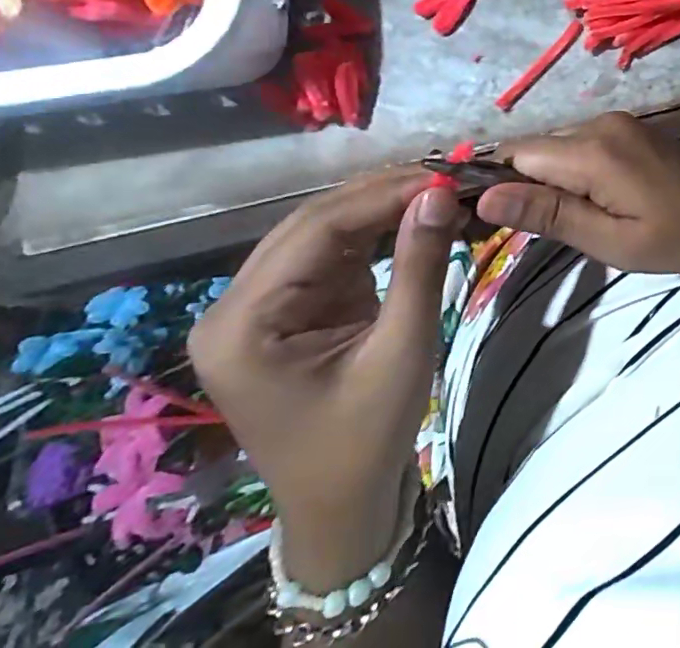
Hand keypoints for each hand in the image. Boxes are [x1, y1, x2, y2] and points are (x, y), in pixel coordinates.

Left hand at [188, 168, 467, 588]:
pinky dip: (374, 237)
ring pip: (321, 235)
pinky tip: (412, 220)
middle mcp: (234, 306)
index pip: (315, 231)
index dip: (381, 195)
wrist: (343, 502)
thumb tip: (438, 193)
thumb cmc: (366, 437)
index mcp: (241, 323)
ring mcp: (257, 308)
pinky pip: (330, 258)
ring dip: (379, 211)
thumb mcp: (402, 349)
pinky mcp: (286, 312)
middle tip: (445, 177)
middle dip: (380, 196)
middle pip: (311, 225)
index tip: (443, 176)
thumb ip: (418, 266)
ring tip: (436, 191)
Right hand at [477, 112, 679, 273]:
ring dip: (546, 182)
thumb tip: (486, 196)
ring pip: (555, 149)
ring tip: (560, 222)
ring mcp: (617, 124)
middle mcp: (599, 124)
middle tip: (526, 233)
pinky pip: (580, 148)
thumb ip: (551, 215)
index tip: (484, 224)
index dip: (491, 186)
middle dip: (518, 186)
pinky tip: (586, 203)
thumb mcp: (614, 241)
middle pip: (532, 150)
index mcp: (591, 151)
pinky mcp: (629, 131)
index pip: (512, 155)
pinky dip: (570, 174)